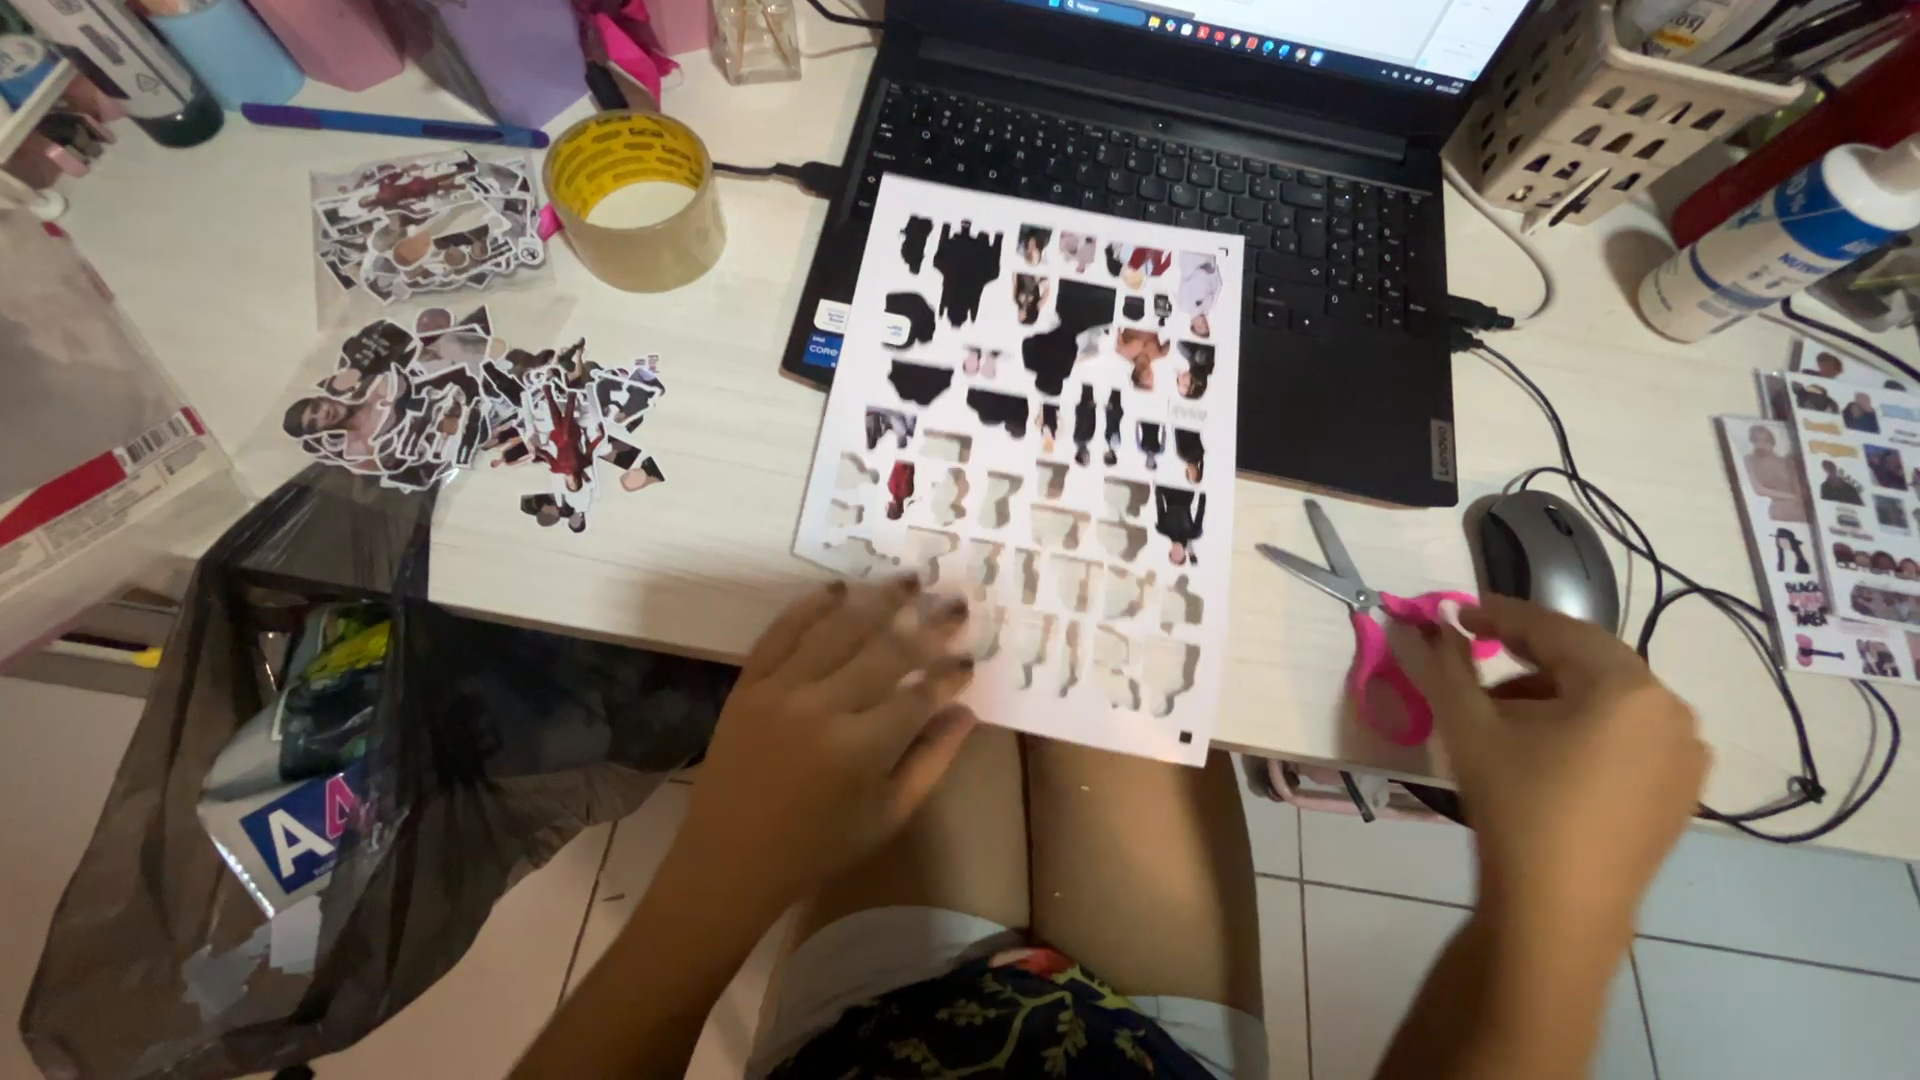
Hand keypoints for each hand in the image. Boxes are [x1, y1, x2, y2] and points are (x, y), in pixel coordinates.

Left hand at [679, 576, 977, 904]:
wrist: (729, 860)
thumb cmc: (818, 846)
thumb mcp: (887, 816)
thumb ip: (931, 761)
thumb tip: (965, 712)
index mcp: (860, 748)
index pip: (919, 695)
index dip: (949, 674)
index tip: (969, 657)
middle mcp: (822, 708)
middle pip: (886, 652)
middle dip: (928, 625)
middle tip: (956, 601)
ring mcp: (780, 690)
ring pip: (838, 631)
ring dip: (878, 601)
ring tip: (910, 580)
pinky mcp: (749, 684)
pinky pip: (782, 632)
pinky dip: (810, 607)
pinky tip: (838, 588)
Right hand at [1390, 595, 1708, 933]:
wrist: (1559, 906)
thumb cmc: (1515, 801)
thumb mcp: (1468, 724)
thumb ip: (1446, 664)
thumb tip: (1426, 625)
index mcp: (1628, 688)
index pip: (1557, 629)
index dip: (1502, 614)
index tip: (1457, 610)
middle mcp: (1672, 712)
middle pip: (1589, 661)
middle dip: (1527, 652)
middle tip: (1476, 647)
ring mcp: (1685, 756)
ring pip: (1608, 698)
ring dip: (1551, 690)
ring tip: (1499, 710)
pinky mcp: (1679, 792)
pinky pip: (1628, 734)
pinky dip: (1581, 724)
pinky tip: (1540, 747)